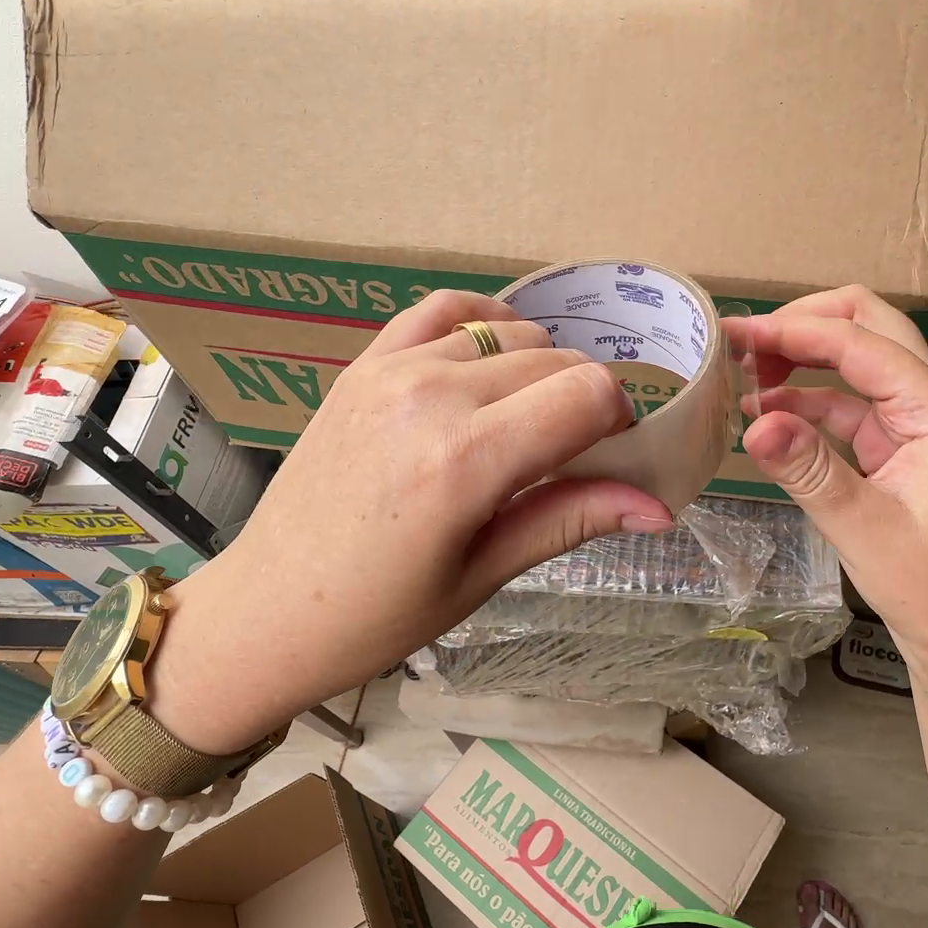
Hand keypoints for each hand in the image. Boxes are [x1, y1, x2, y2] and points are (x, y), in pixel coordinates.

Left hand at [146, 291, 673, 752]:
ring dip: (539, 368)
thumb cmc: (379, 616)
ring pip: (510, 332)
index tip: (607, 458)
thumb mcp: (484, 575)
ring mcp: (391, 369)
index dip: (617, 421)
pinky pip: (443, 311)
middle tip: (568, 455)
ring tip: (524, 420)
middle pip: (556, 359)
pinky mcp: (364, 363)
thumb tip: (661, 508)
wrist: (266, 609)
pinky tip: (492, 358)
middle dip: (584, 402)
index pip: (587, 394)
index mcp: (466, 460)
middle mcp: (432, 395)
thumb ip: (572, 520)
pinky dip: (484, 323)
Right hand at [726, 286, 927, 677]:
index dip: (794, 330)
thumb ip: (809, 470)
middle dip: (803, 323)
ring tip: (744, 370)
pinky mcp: (894, 441)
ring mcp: (914, 418)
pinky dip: (805, 397)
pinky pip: (845, 400)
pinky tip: (765, 410)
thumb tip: (754, 423)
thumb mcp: (863, 527)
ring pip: (855, 357)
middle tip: (743, 342)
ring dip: (802, 355)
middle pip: (867, 325)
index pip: (859, 342)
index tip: (736, 333)